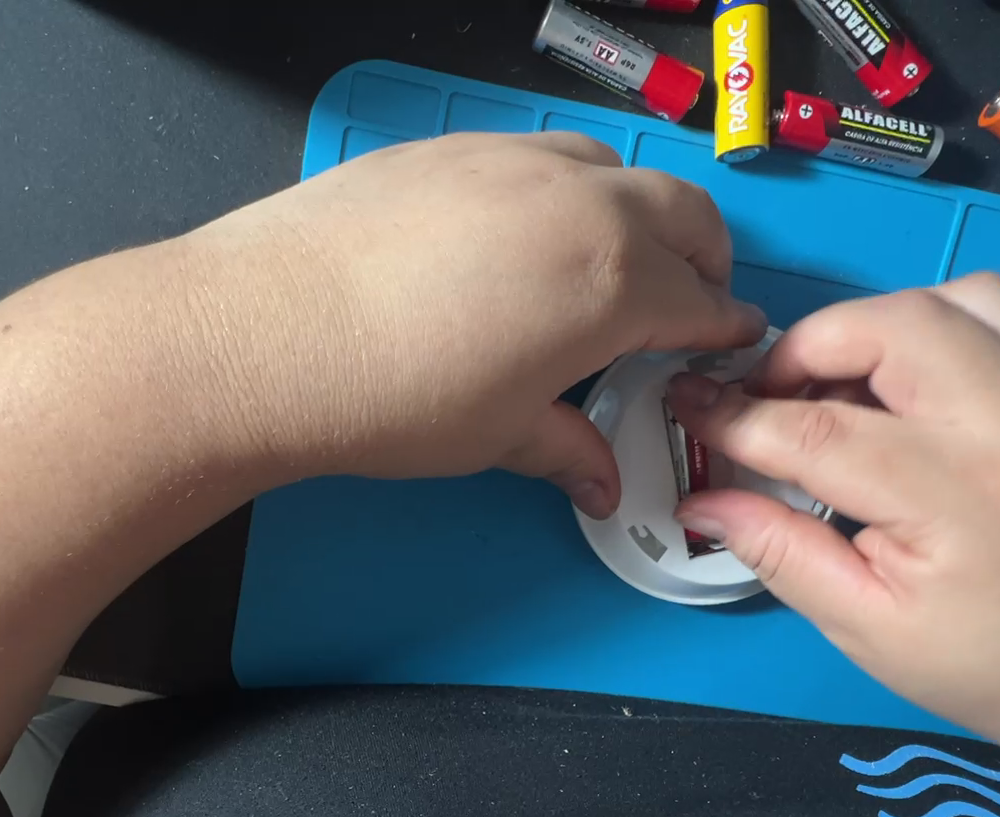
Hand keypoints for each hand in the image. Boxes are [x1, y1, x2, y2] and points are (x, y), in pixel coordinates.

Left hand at [176, 132, 765, 517]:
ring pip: (613, 172)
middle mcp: (578, 204)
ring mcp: (512, 162)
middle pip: (682, 215)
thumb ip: (564, 449)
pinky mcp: (450, 148)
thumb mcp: (495, 435)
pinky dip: (563, 193)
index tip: (731, 340)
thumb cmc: (394, 398)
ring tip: (612, 261)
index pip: (699, 301)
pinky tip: (523, 235)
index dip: (722, 327)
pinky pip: (539, 157)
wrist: (268, 336)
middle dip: (701, 259)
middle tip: (689, 299)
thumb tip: (601, 486)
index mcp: (611, 283)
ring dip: (637, 214)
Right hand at [665, 274, 999, 760]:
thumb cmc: (987, 666)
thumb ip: (775, 551)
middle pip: (888, 329)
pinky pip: (991, 311)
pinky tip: (891, 383)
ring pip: (943, 301)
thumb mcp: (862, 626)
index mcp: (961, 501)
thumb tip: (699, 500)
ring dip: (860, 332)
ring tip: (823, 389)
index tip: (683, 407)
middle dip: (796, 351)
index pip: (817, 433)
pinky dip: (922, 326)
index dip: (733, 418)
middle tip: (756, 401)